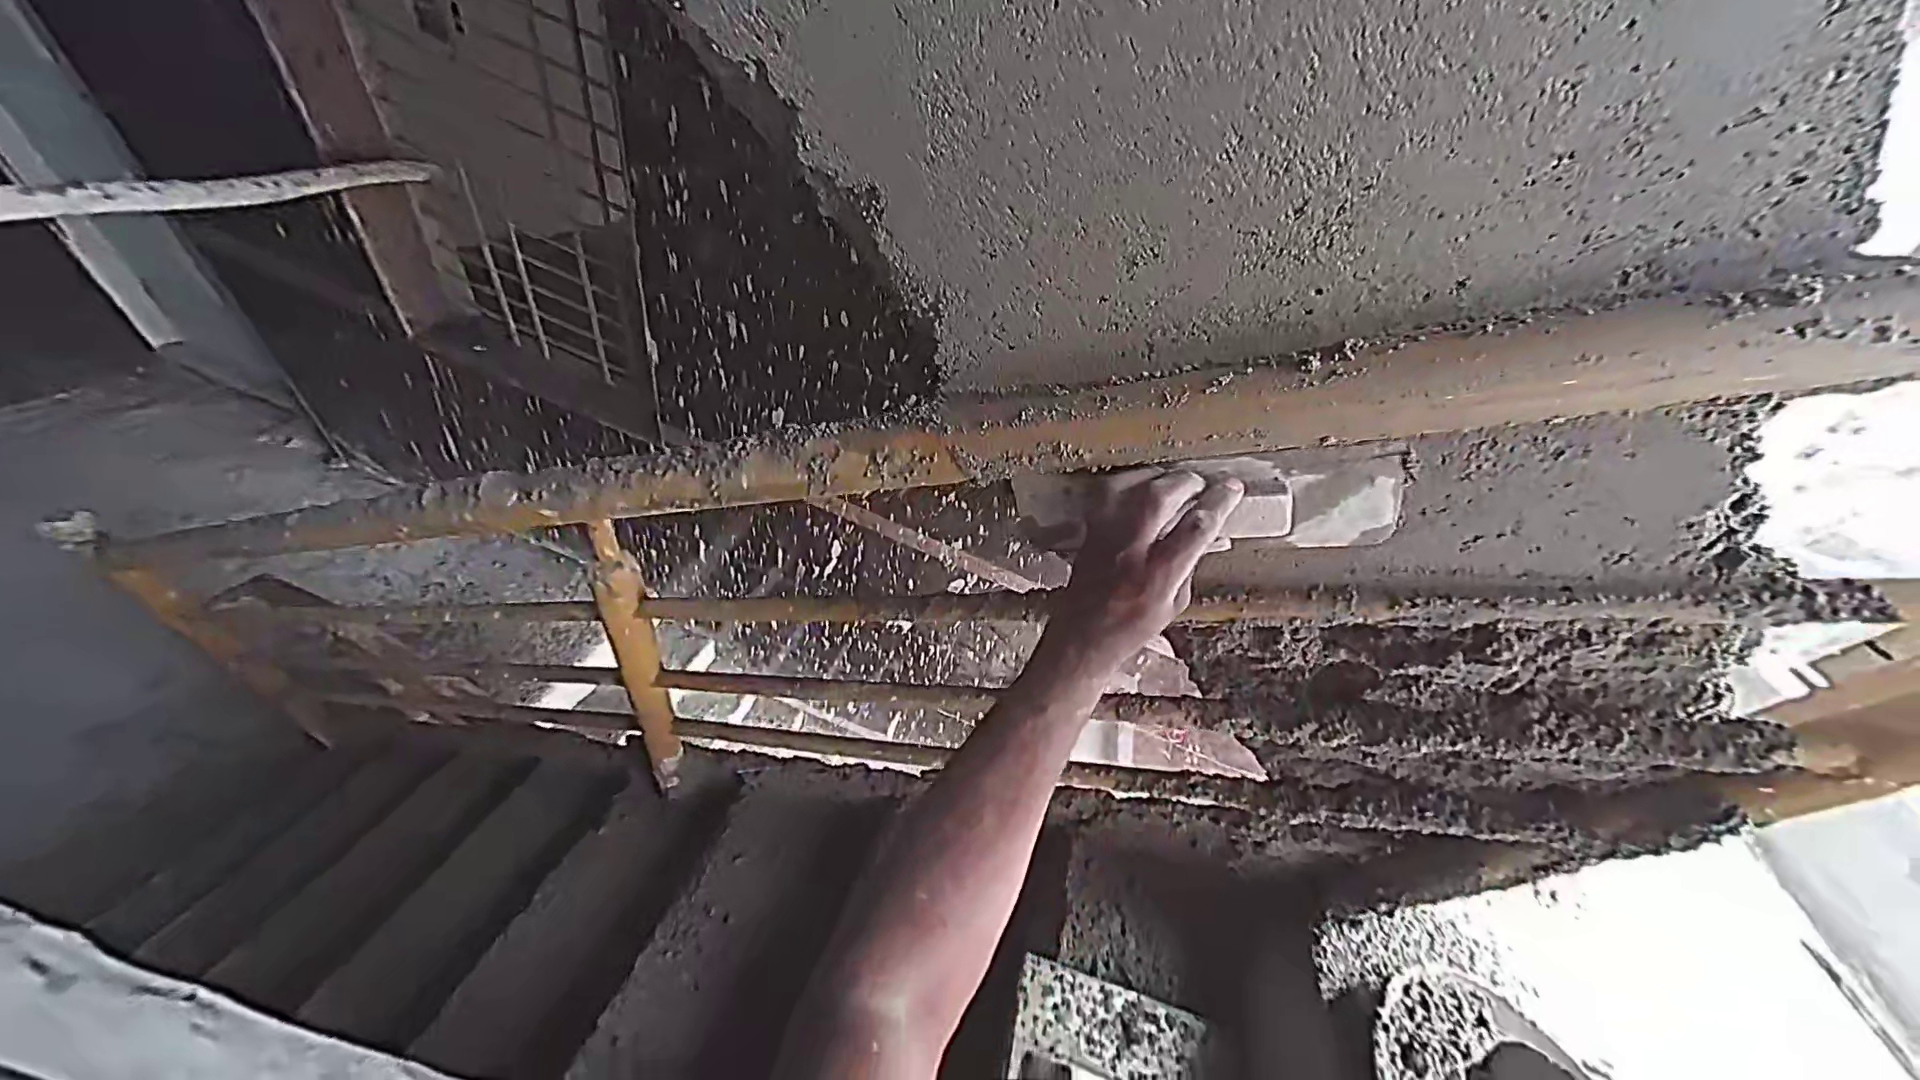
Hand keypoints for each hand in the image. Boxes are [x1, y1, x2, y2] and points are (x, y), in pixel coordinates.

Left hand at [1036, 469, 1243, 679]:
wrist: (1081, 635)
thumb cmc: (1130, 626)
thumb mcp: (1173, 603)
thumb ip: (1188, 564)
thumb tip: (1204, 531)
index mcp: (1157, 576)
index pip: (1195, 527)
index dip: (1218, 502)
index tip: (1231, 487)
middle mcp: (1129, 551)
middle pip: (1159, 498)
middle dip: (1187, 482)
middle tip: (1201, 483)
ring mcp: (1104, 537)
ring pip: (1130, 488)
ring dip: (1157, 477)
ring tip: (1174, 480)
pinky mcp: (1089, 530)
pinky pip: (1108, 493)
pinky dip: (1129, 483)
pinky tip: (1141, 484)